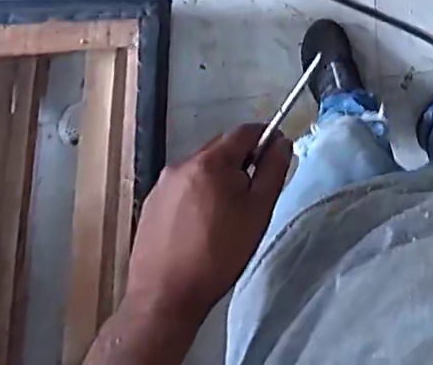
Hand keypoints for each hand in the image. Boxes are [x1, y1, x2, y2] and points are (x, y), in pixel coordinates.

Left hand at [122, 122, 292, 325]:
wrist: (164, 301)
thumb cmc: (219, 252)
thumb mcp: (259, 208)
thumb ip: (275, 168)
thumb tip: (282, 143)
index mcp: (210, 161)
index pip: (246, 131)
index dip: (266, 139)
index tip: (274, 160)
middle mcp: (181, 165)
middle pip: (222, 147)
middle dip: (242, 160)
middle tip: (252, 192)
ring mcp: (161, 186)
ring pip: (203, 167)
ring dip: (219, 177)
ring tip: (225, 212)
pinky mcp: (150, 207)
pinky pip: (184, 186)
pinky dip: (198, 194)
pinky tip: (201, 224)